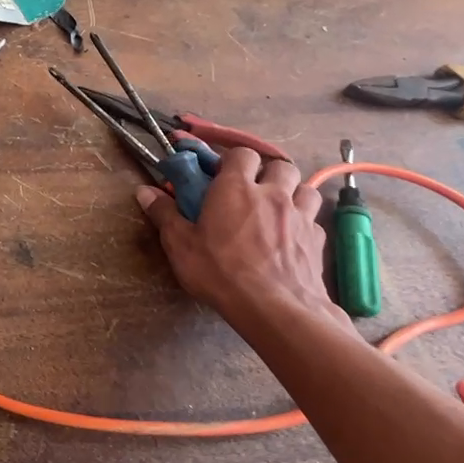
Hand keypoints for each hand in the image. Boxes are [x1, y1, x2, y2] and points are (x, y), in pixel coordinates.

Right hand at [135, 147, 346, 328]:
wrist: (276, 308)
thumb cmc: (220, 270)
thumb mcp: (179, 243)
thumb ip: (164, 213)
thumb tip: (144, 191)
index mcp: (235, 188)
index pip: (241, 154)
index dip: (230, 159)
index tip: (217, 173)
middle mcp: (273, 195)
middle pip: (280, 166)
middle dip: (266, 172)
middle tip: (249, 189)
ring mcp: (302, 217)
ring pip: (306, 188)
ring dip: (291, 192)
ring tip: (275, 208)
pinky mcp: (319, 241)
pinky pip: (314, 219)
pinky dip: (303, 220)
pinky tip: (290, 236)